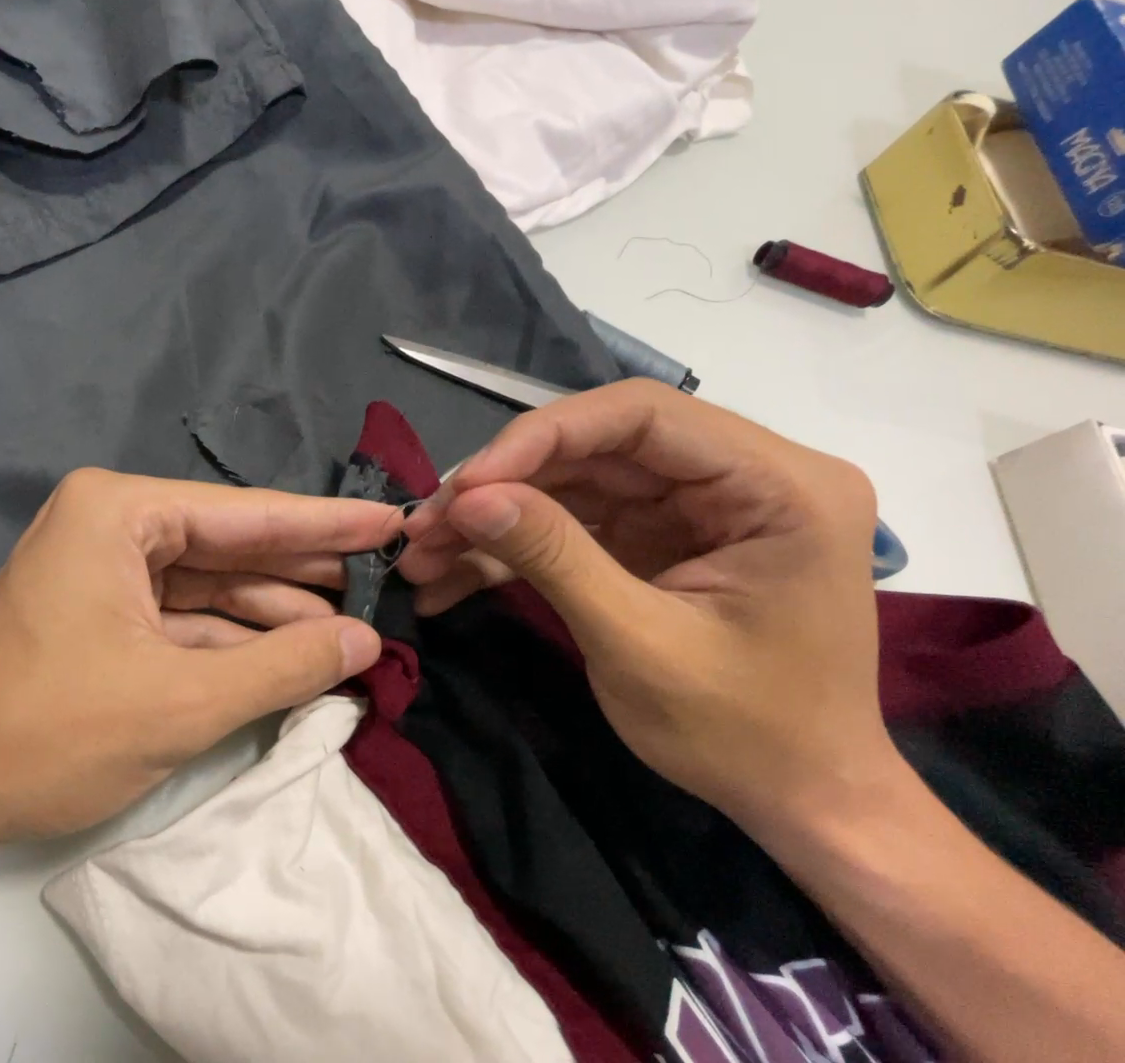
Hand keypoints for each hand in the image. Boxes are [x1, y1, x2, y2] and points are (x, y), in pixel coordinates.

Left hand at [0, 469, 399, 845]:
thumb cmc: (52, 733)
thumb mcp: (183, 702)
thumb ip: (284, 665)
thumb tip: (364, 640)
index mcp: (117, 513)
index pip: (246, 515)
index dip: (327, 524)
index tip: (395, 522)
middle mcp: (107, 525)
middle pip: (229, 547)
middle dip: (304, 576)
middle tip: (389, 587)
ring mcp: (98, 572)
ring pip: (207, 587)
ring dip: (273, 616)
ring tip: (355, 632)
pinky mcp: (96, 617)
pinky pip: (179, 619)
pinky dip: (231, 642)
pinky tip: (292, 657)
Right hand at [396, 380, 887, 827]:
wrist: (793, 798)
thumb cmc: (740, 730)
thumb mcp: (638, 643)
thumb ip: (553, 557)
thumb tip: (466, 498)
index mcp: (778, 486)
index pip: (644, 417)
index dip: (542, 437)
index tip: (465, 485)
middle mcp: (741, 478)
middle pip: (597, 448)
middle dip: (502, 486)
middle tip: (423, 528)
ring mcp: (695, 509)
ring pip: (573, 484)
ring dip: (494, 519)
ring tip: (421, 556)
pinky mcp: (659, 540)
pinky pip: (574, 524)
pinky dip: (512, 550)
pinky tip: (449, 577)